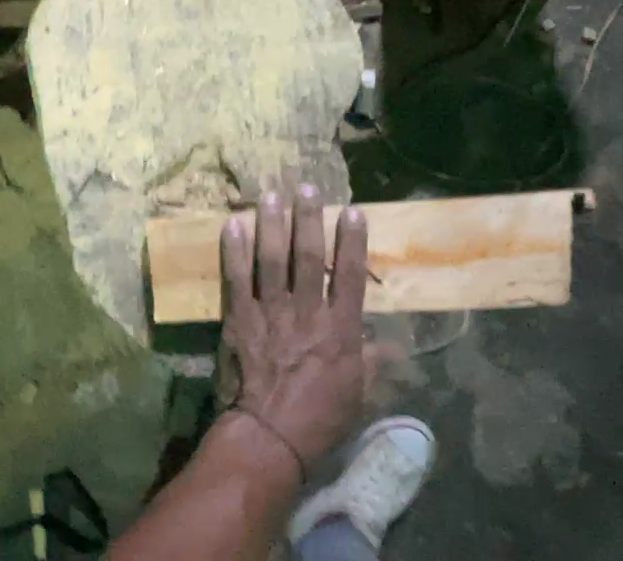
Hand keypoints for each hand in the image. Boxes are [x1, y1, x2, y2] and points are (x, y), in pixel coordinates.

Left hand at [218, 179, 374, 475]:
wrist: (270, 434)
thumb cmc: (320, 418)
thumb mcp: (359, 393)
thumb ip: (372, 361)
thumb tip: (391, 342)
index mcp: (340, 330)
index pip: (350, 276)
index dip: (352, 241)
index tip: (353, 211)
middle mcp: (307, 312)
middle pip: (308, 256)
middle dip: (309, 218)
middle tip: (306, 187)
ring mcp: (271, 312)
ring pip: (272, 258)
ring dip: (272, 223)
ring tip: (271, 195)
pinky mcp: (239, 318)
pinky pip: (236, 277)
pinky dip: (234, 250)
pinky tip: (232, 224)